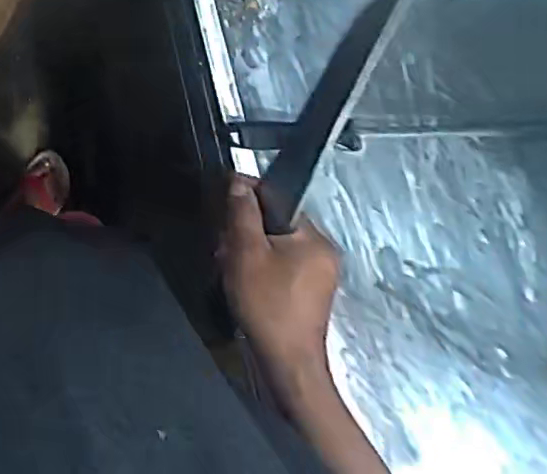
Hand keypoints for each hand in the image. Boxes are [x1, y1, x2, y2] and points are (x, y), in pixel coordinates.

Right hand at [221, 174, 341, 386]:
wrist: (287, 366)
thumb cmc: (267, 304)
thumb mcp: (246, 252)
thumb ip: (242, 212)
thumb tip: (239, 181)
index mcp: (315, 237)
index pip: (277, 199)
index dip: (247, 196)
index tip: (223, 200)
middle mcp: (323, 251)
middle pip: (275, 223)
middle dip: (245, 228)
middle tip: (222, 242)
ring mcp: (320, 275)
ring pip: (276, 245)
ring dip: (250, 248)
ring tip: (228, 262)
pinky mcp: (310, 294)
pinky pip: (282, 265)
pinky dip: (261, 266)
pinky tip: (242, 278)